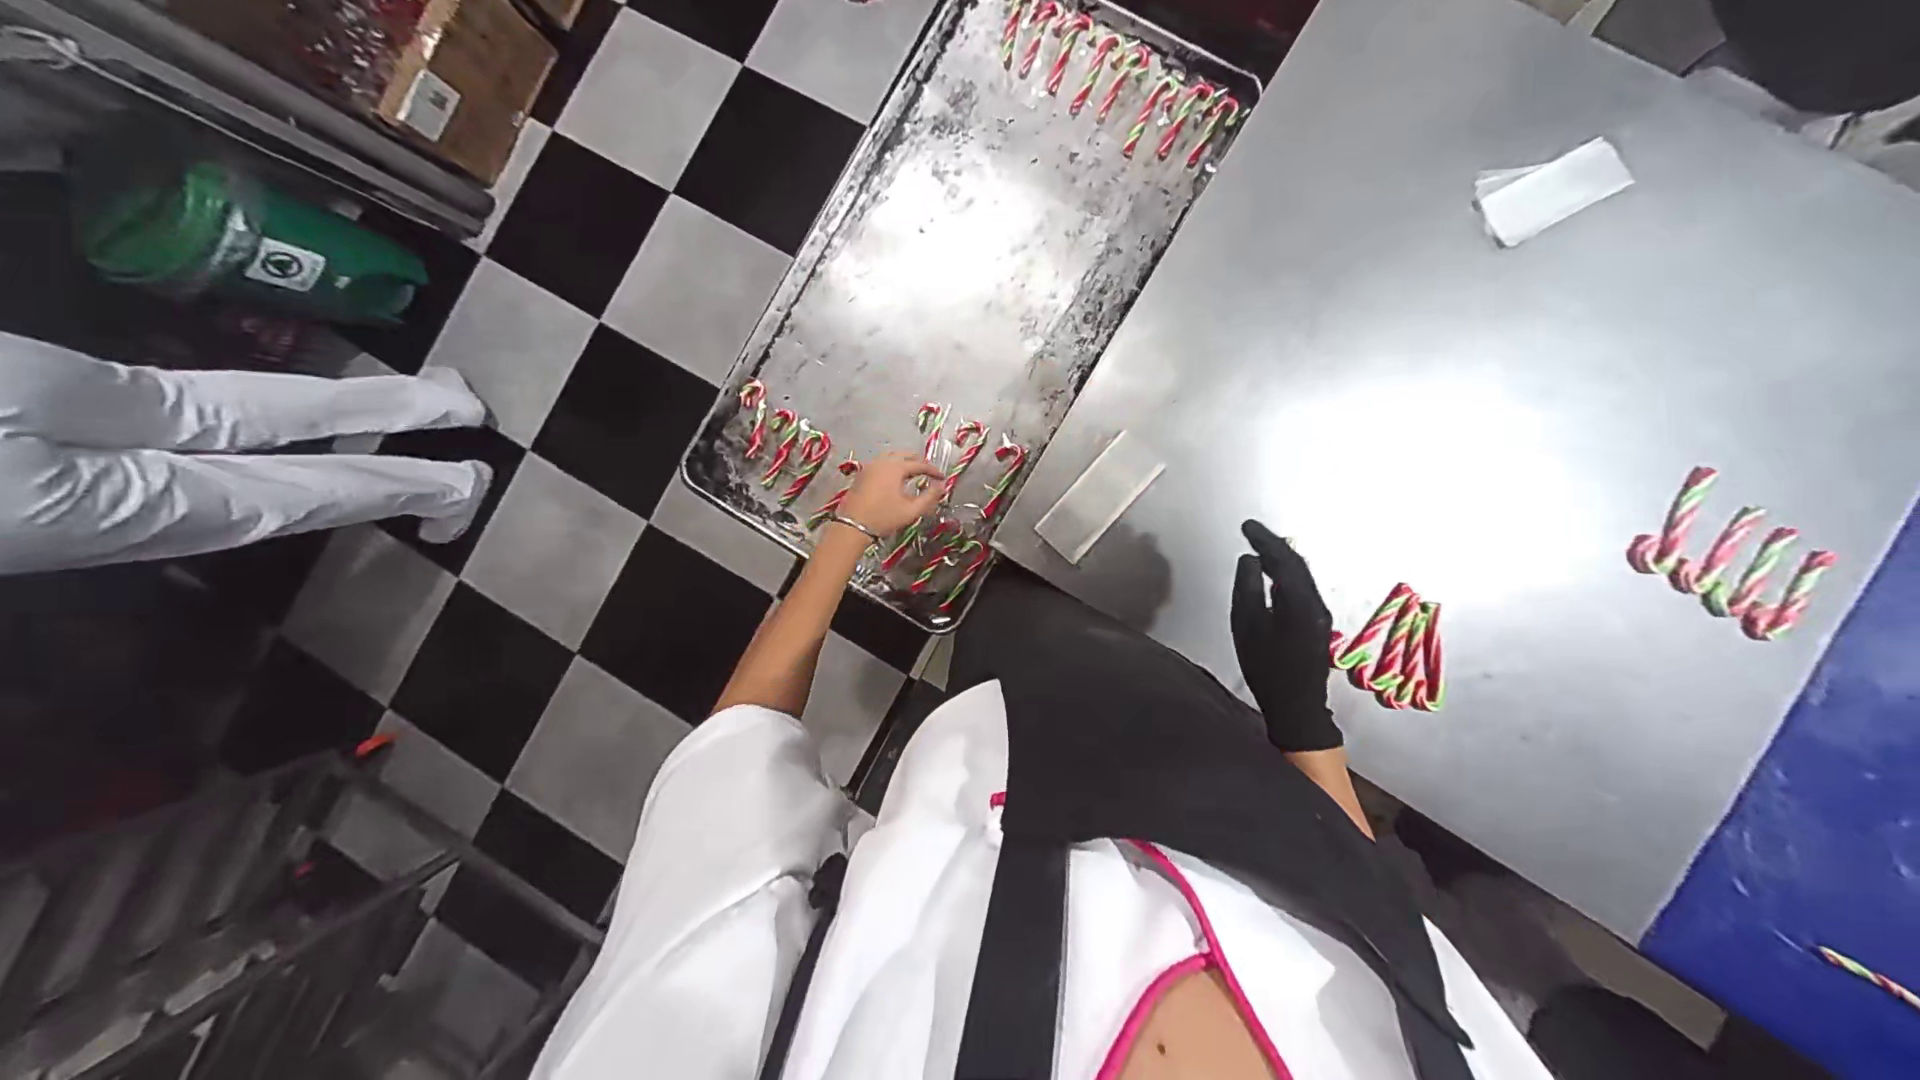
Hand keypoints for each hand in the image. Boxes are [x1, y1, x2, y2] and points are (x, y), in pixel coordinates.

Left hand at [837, 451, 944, 534]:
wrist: (852, 526)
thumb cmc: (883, 518)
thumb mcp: (911, 510)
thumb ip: (929, 497)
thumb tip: (941, 486)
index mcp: (895, 468)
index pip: (919, 464)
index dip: (933, 470)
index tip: (942, 477)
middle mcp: (882, 462)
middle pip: (905, 455)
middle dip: (919, 462)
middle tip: (929, 472)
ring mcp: (870, 466)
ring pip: (891, 456)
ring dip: (904, 462)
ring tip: (913, 473)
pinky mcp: (862, 474)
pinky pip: (881, 463)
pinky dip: (892, 466)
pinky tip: (895, 478)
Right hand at [1231, 519, 1341, 752]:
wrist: (1297, 705)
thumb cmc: (1266, 668)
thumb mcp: (1247, 627)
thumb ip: (1248, 589)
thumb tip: (1250, 561)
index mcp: (1299, 601)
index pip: (1284, 559)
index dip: (1265, 539)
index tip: (1247, 526)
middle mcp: (1316, 602)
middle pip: (1297, 564)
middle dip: (1274, 544)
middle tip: (1252, 532)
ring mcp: (1320, 613)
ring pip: (1302, 575)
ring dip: (1281, 558)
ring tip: (1260, 547)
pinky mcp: (1318, 622)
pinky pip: (1302, 587)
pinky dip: (1286, 573)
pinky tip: (1273, 574)